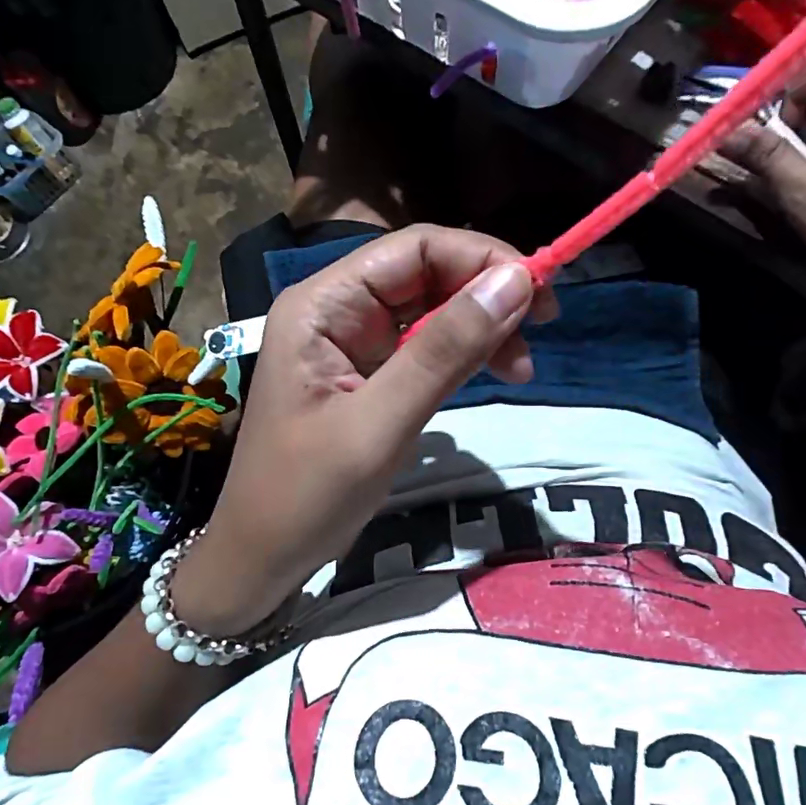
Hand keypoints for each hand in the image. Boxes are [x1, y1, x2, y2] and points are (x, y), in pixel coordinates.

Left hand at [168, 225, 558, 634]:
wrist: (265, 556)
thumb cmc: (308, 493)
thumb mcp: (380, 423)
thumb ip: (445, 351)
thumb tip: (514, 282)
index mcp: (323, 305)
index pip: (414, 248)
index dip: (481, 258)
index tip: (539, 292)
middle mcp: (338, 311)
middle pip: (427, 274)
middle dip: (486, 295)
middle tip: (540, 332)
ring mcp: (354, 344)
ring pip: (433, 311)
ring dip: (482, 328)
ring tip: (520, 368)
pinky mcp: (370, 377)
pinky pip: (426, 348)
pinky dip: (464, 356)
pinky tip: (494, 373)